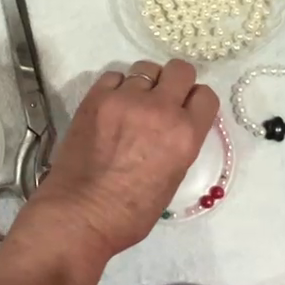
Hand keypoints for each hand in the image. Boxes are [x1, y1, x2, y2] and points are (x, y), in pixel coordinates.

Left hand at [23, 58, 217, 260]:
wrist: (79, 215)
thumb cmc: (129, 213)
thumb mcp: (172, 181)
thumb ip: (179, 145)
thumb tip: (173, 128)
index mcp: (185, 136)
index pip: (205, 96)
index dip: (195, 102)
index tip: (185, 110)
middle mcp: (160, 109)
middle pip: (180, 70)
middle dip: (175, 82)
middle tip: (162, 100)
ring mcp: (125, 100)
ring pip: (145, 69)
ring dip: (144, 84)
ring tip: (132, 105)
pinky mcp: (95, 98)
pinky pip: (114, 77)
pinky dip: (116, 88)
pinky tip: (110, 109)